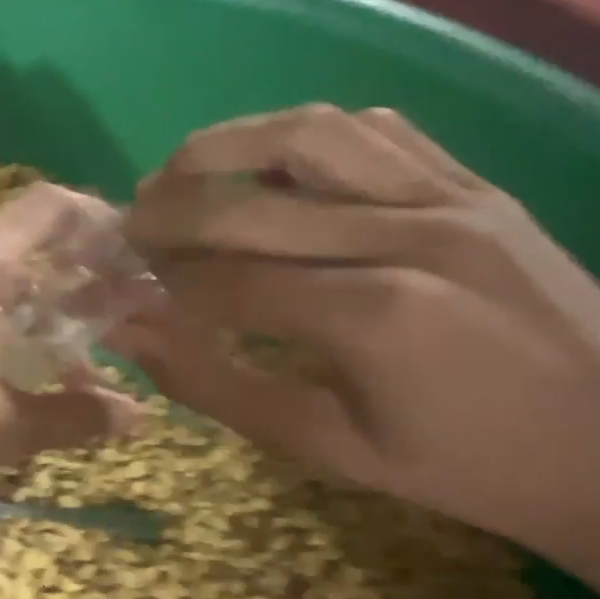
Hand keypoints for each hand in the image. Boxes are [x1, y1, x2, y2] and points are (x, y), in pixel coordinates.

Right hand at [115, 105, 599, 592]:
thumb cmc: (471, 467)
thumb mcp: (328, 447)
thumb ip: (214, 385)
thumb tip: (125, 332)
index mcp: (373, 314)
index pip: (219, 279)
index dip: (157, 283)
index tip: (120, 290)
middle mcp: (409, 235)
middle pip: (244, 202)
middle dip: (164, 214)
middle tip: (126, 232)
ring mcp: (453, 199)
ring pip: (308, 133)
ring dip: (224, 147)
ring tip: (179, 176)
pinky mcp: (479, 187)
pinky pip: (376, 132)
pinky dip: (305, 138)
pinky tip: (273, 170)